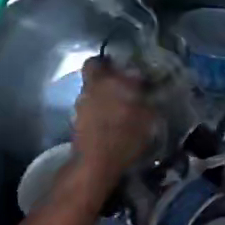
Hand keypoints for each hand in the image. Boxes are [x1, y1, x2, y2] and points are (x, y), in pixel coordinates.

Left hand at [72, 57, 156, 178]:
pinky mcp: (76, 122)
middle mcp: (91, 88)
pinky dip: (98, 111)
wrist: (96, 163)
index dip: (110, 62)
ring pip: (91, 91)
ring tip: (119, 107)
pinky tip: (111, 122)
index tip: (123, 67)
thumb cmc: (126, 135)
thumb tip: (146, 87)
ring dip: (102, 95)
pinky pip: (89, 108)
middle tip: (123, 84)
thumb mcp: (148, 115)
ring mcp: (80, 105)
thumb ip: (147, 96)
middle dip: (106, 77)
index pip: (99, 60)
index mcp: (108, 80)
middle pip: (93, 74)